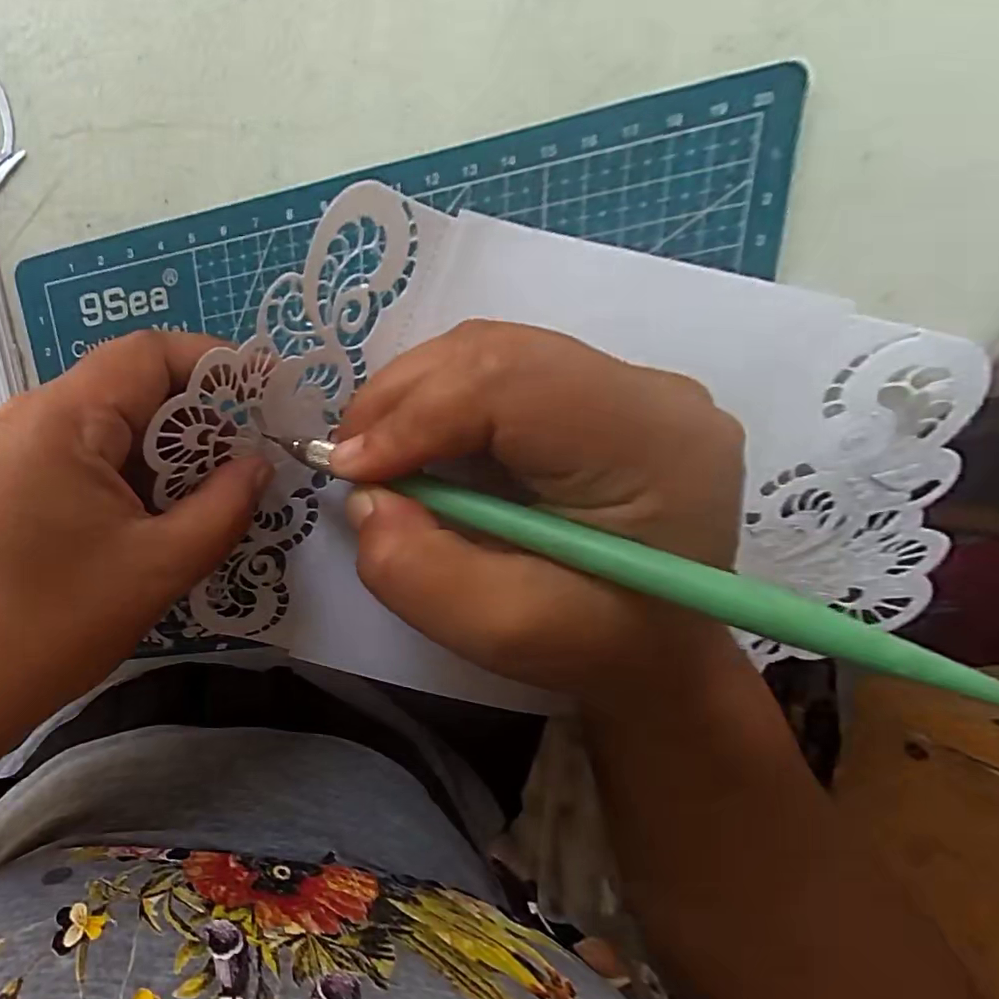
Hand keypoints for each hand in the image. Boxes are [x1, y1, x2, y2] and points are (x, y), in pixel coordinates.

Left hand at [0, 330, 271, 739]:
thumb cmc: (62, 625)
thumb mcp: (161, 565)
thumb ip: (224, 505)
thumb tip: (258, 464)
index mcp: (59, 420)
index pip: (146, 353)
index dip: (211, 362)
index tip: (261, 393)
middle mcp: (24, 415)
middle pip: (121, 382)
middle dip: (188, 413)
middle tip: (238, 456)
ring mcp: (6, 446)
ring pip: (98, 416)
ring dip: (154, 443)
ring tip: (200, 487)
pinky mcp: (1, 477)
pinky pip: (72, 447)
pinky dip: (119, 464)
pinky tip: (147, 506)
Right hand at [328, 320, 746, 700]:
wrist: (651, 645)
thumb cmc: (589, 646)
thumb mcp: (497, 630)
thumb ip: (415, 569)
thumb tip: (366, 497)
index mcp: (647, 445)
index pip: (508, 381)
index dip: (412, 417)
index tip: (349, 472)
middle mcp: (644, 391)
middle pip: (488, 352)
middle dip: (395, 401)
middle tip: (348, 463)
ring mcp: (616, 384)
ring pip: (478, 352)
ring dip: (404, 400)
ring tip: (373, 459)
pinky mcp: (582, 392)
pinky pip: (483, 372)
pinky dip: (425, 404)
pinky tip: (411, 448)